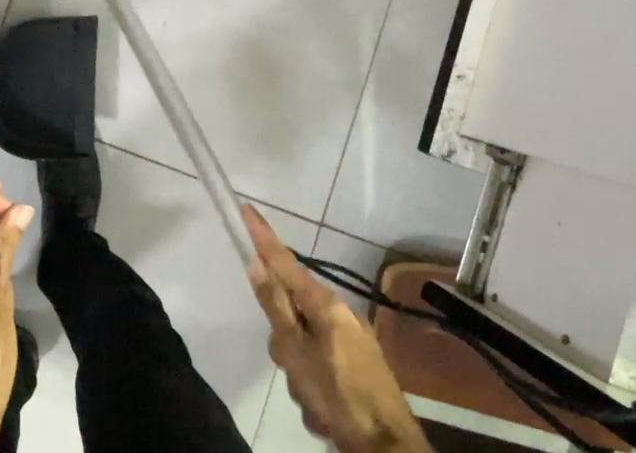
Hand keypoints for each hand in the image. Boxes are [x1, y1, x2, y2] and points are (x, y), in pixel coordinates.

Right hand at [242, 204, 431, 452]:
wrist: (388, 447)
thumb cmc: (339, 394)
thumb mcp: (297, 352)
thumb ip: (275, 308)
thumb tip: (256, 264)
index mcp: (325, 306)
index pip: (285, 263)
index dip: (263, 237)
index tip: (247, 208)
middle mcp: (339, 315)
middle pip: (289, 310)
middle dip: (281, 340)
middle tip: (290, 366)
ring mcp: (350, 340)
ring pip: (301, 341)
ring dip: (297, 369)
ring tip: (311, 396)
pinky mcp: (355, 365)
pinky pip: (318, 363)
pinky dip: (314, 384)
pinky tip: (322, 406)